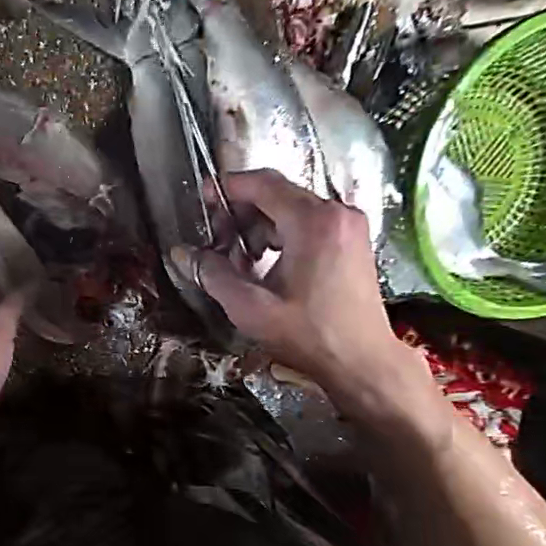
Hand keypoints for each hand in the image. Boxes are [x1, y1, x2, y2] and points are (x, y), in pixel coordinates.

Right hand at [174, 170, 427, 411]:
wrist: (363, 362)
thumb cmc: (309, 335)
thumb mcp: (250, 308)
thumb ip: (213, 274)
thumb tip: (183, 253)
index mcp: (313, 221)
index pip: (263, 183)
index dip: (228, 187)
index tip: (205, 198)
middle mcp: (336, 213)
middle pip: (278, 194)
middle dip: (243, 212)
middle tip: (218, 239)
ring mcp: (350, 226)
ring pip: (293, 208)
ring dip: (261, 226)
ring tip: (240, 259)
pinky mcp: (354, 241)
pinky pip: (310, 223)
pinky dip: (284, 234)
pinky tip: (268, 264)